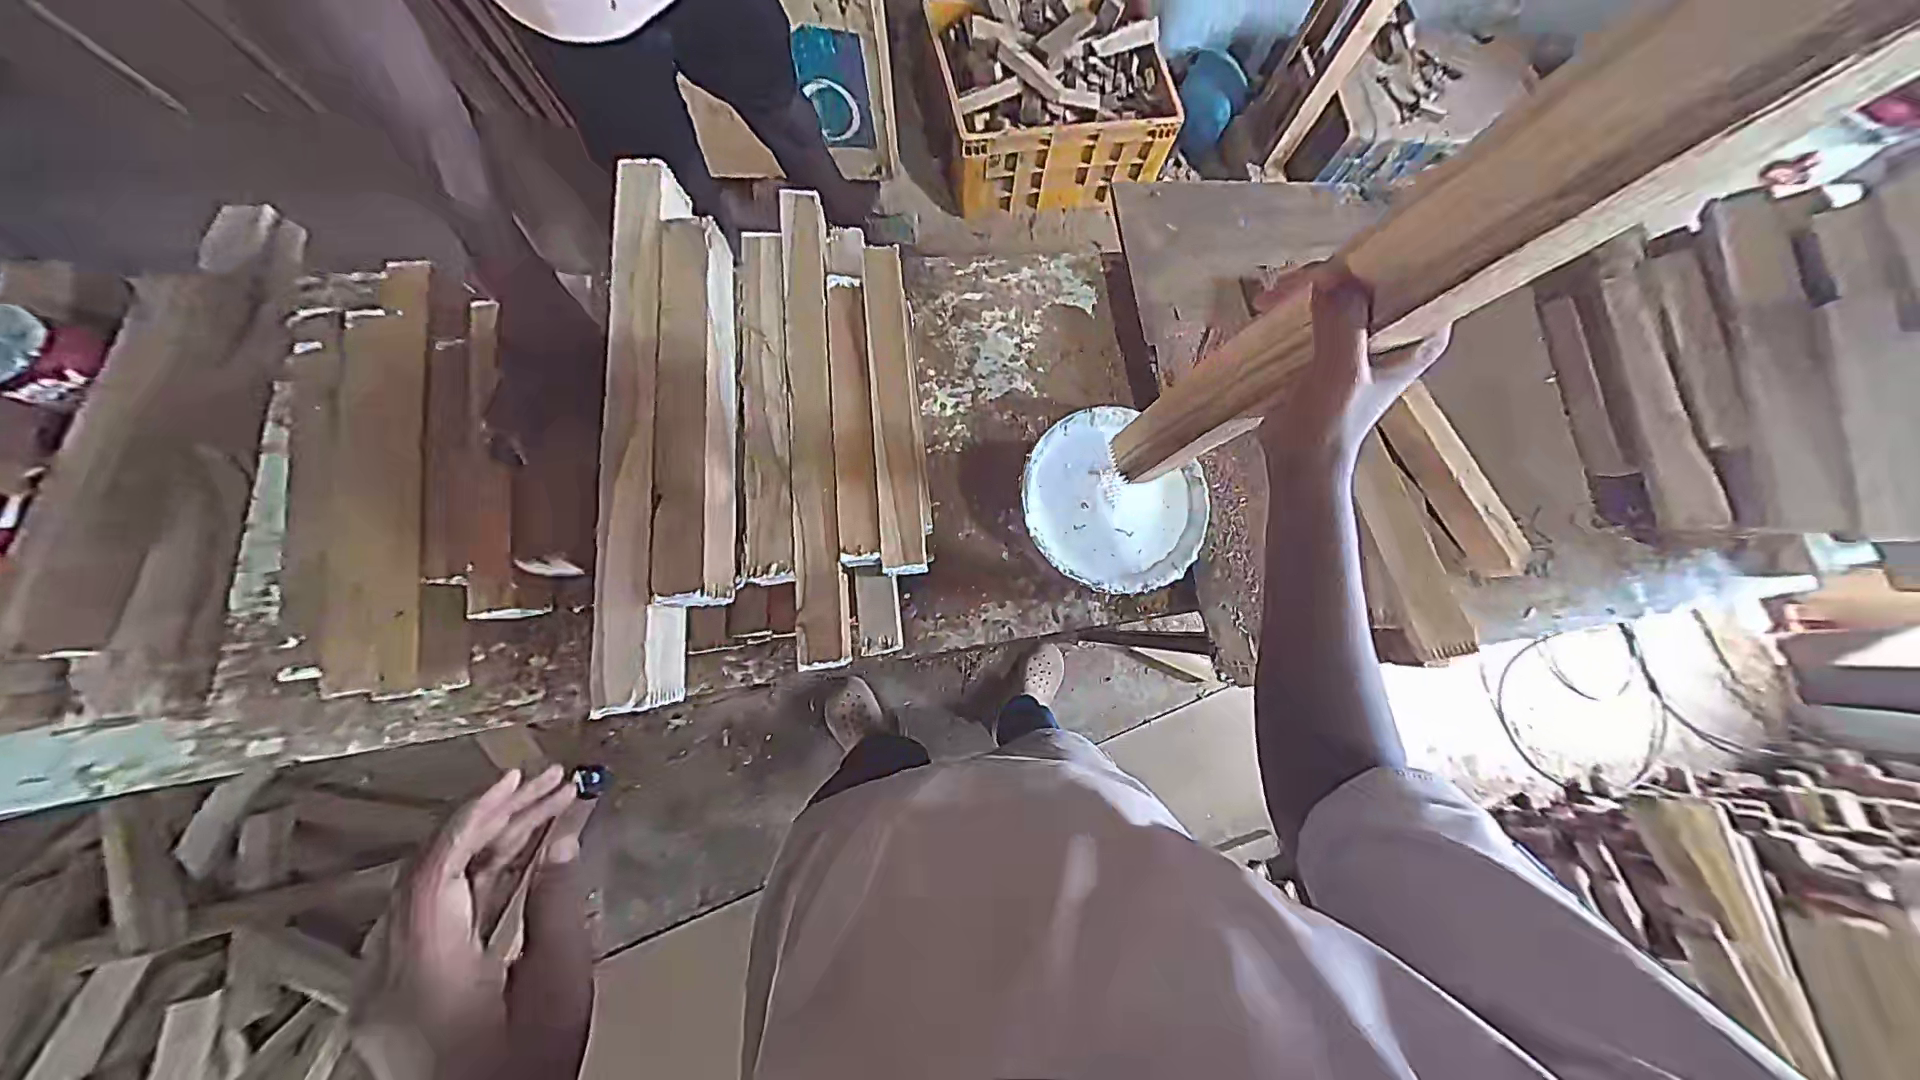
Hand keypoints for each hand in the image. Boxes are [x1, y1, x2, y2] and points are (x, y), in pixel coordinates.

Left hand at [367, 767, 591, 1061]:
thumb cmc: (524, 1069)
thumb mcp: (557, 984)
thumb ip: (557, 906)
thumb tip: (564, 842)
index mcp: (422, 969)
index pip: (437, 866)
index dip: (478, 812)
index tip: (520, 776)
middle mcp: (388, 972)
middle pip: (436, 868)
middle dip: (499, 818)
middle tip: (555, 784)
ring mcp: (390, 982)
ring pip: (439, 886)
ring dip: (496, 842)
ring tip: (552, 806)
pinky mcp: (405, 988)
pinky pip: (441, 911)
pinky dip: (485, 874)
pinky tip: (528, 851)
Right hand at [1254, 263, 1452, 467]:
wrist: (1299, 462)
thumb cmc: (1328, 425)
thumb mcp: (1340, 373)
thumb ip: (1341, 324)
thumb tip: (1328, 276)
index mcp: (1420, 335)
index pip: (1410, 276)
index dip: (1375, 262)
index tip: (1332, 267)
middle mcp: (1398, 330)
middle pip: (1370, 280)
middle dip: (1328, 276)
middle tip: (1286, 285)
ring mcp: (1363, 338)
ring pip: (1341, 293)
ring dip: (1305, 290)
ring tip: (1269, 299)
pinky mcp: (1332, 347)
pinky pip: (1319, 311)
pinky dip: (1296, 306)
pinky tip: (1269, 307)